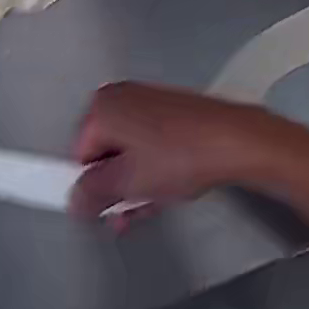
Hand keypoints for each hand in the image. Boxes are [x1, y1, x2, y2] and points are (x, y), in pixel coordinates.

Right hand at [69, 82, 291, 226]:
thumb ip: (91, 193)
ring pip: (128, 150)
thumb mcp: (126, 183)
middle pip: (103, 151)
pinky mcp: (170, 108)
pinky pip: (147, 141)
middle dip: (115, 187)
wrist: (233, 139)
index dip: (91, 186)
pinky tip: (168, 187)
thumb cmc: (175, 158)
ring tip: (154, 203)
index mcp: (102, 106)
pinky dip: (152, 165)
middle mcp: (120, 96)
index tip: (108, 209)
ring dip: (135, 182)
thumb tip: (74, 198)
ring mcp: (147, 99)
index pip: (79, 154)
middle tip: (131, 213)